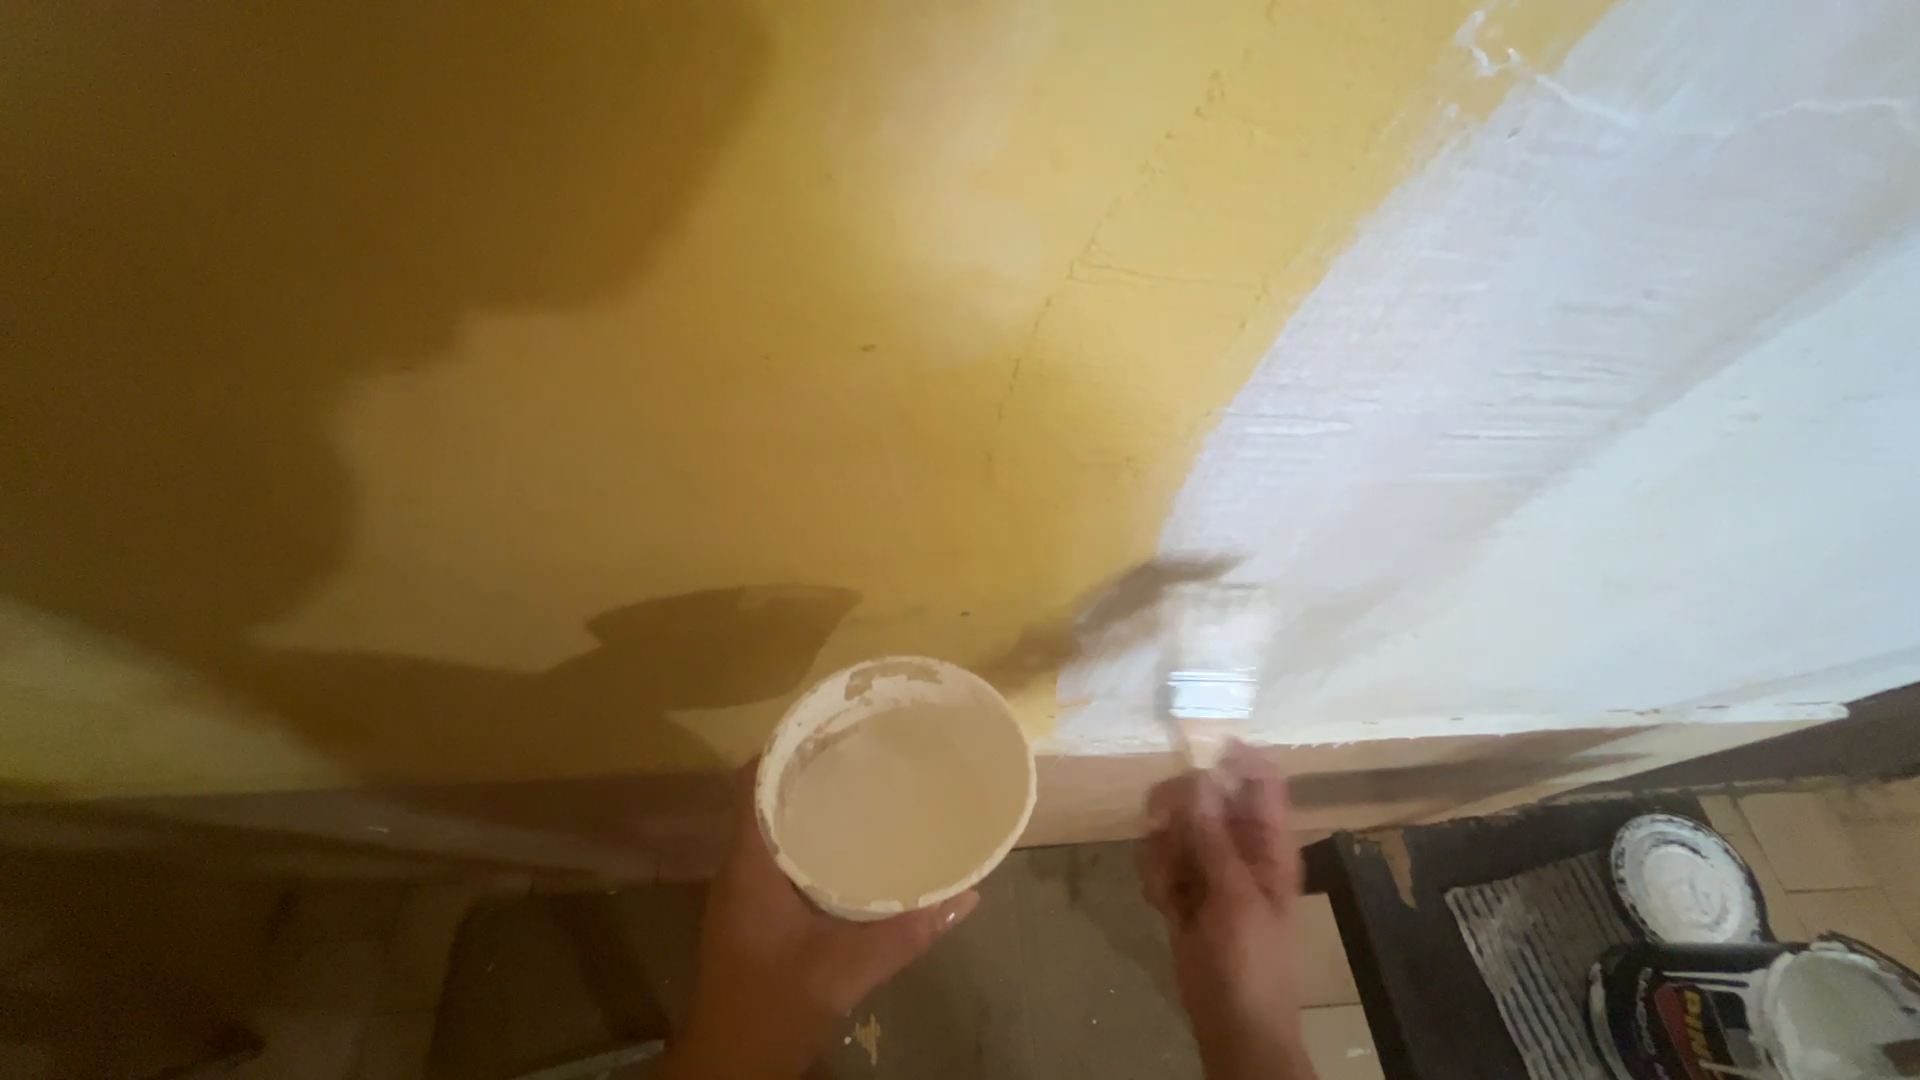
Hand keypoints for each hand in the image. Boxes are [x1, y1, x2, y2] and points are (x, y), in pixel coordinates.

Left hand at [658, 767, 979, 1078]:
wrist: (730, 1068)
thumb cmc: (773, 1008)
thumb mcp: (844, 971)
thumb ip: (905, 932)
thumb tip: (967, 893)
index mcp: (750, 865)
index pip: (754, 783)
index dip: (784, 747)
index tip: (829, 723)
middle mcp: (741, 866)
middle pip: (766, 794)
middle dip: (807, 766)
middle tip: (860, 744)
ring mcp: (746, 888)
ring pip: (774, 822)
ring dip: (808, 798)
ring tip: (859, 776)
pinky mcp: (757, 908)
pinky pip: (782, 850)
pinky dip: (810, 832)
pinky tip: (848, 837)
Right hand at [1140, 742, 1316, 1079]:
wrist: (1232, 1024)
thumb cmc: (1252, 964)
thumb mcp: (1236, 898)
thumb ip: (1212, 838)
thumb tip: (1195, 778)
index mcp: (1268, 843)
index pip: (1260, 780)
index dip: (1236, 756)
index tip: (1199, 746)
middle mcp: (1236, 844)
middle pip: (1202, 793)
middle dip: (1176, 807)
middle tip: (1160, 823)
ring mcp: (1206, 864)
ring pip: (1172, 823)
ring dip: (1162, 849)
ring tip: (1170, 886)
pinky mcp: (1179, 884)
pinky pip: (1156, 857)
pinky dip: (1154, 876)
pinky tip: (1165, 906)